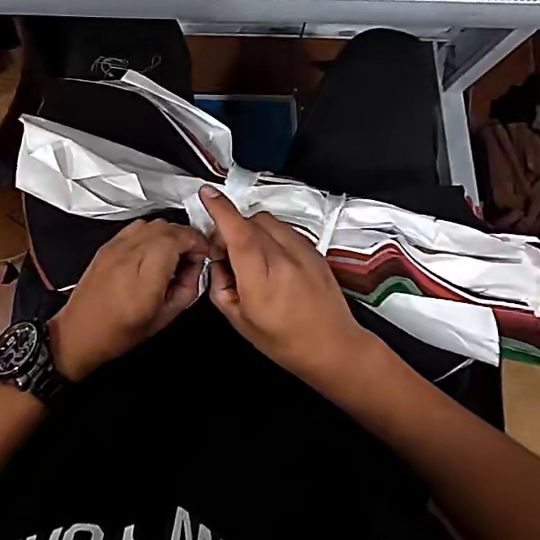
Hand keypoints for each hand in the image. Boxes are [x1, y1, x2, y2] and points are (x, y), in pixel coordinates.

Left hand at [49, 219, 210, 379]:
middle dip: (186, 237)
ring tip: (174, 253)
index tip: (203, 254)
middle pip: (167, 227)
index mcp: (146, 275)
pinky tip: (153, 251)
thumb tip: (196, 267)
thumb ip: (188, 288)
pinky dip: (151, 233)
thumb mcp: (165, 317)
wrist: (81, 332)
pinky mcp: (107, 246)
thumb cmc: (120, 332)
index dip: (197, 242)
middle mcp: (129, 255)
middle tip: (193, 255)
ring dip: (169, 234)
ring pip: (152, 224)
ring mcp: (116, 248)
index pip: (178, 238)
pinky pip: (136, 228)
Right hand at [197, 185, 376, 380]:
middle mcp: (284, 258)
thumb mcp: (239, 319)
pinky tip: (271, 261)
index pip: (237, 231)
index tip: (208, 194)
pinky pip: (284, 230)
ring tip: (251, 259)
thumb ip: (220, 284)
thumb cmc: (286, 340)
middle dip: (231, 229)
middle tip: (226, 254)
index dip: (220, 209)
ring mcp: (302, 251)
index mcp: (261, 277)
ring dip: (252, 231)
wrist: (331, 346)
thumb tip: (216, 261)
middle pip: (249, 221)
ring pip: (267, 221)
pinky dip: (270, 236)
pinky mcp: (314, 250)